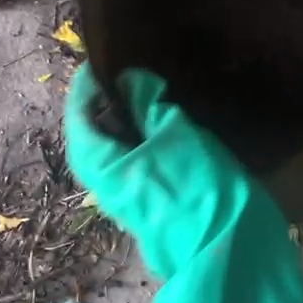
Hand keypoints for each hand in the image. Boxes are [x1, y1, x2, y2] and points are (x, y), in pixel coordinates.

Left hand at [63, 64, 261, 278]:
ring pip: (114, 150)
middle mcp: (103, 183)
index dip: (88, 86)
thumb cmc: (194, 182)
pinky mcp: (148, 202)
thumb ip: (148, 102)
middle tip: (129, 72)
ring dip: (126, 120)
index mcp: (100, 165)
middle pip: (93, 136)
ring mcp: (125, 196)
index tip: (104, 59)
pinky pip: (133, 161)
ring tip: (149, 91)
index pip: (79, 118)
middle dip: (106, 103)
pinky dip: (140, 137)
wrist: (224, 243)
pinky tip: (164, 124)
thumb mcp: (174, 130)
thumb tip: (129, 80)